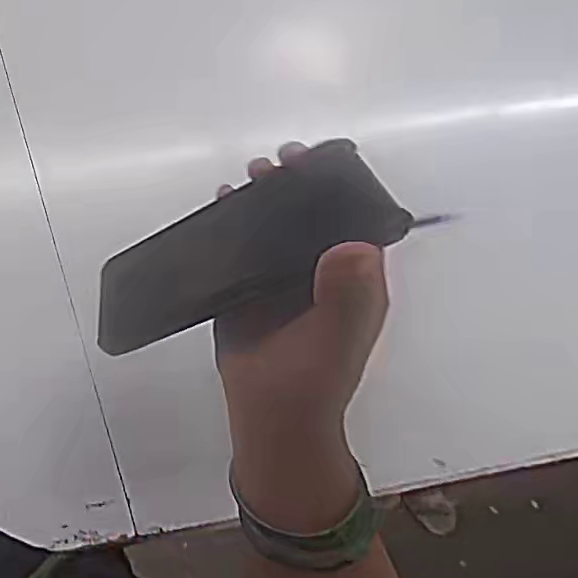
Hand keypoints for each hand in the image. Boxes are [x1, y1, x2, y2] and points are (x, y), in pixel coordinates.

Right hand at [213, 142, 387, 527]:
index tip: (312, 163)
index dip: (335, 187)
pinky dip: (233, 224)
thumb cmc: (311, 382)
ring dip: (263, 200)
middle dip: (293, 186)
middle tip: (273, 167)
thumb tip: (355, 246)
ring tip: (247, 179)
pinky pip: (242, 247)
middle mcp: (319, 272)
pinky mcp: (248, 288)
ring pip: (275, 227)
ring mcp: (282, 278)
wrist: (268, 415)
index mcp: (352, 279)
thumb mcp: (336, 339)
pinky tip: (222, 207)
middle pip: (309, 216)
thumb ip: (347, 297)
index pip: (351, 219)